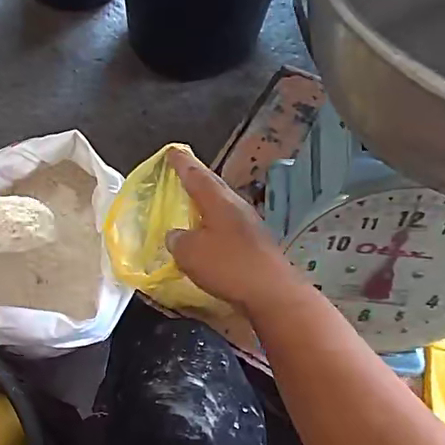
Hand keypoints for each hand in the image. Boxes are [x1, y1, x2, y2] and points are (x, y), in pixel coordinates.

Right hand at [165, 149, 301, 312]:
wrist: (272, 293)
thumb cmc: (228, 266)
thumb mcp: (190, 253)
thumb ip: (178, 240)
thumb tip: (176, 236)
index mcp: (219, 201)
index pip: (196, 175)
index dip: (182, 164)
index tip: (172, 151)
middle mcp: (237, 207)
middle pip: (213, 187)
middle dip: (196, 180)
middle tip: (182, 173)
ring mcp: (250, 226)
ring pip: (223, 208)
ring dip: (207, 205)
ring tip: (192, 207)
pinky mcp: (257, 247)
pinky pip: (229, 229)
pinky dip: (215, 227)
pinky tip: (210, 238)